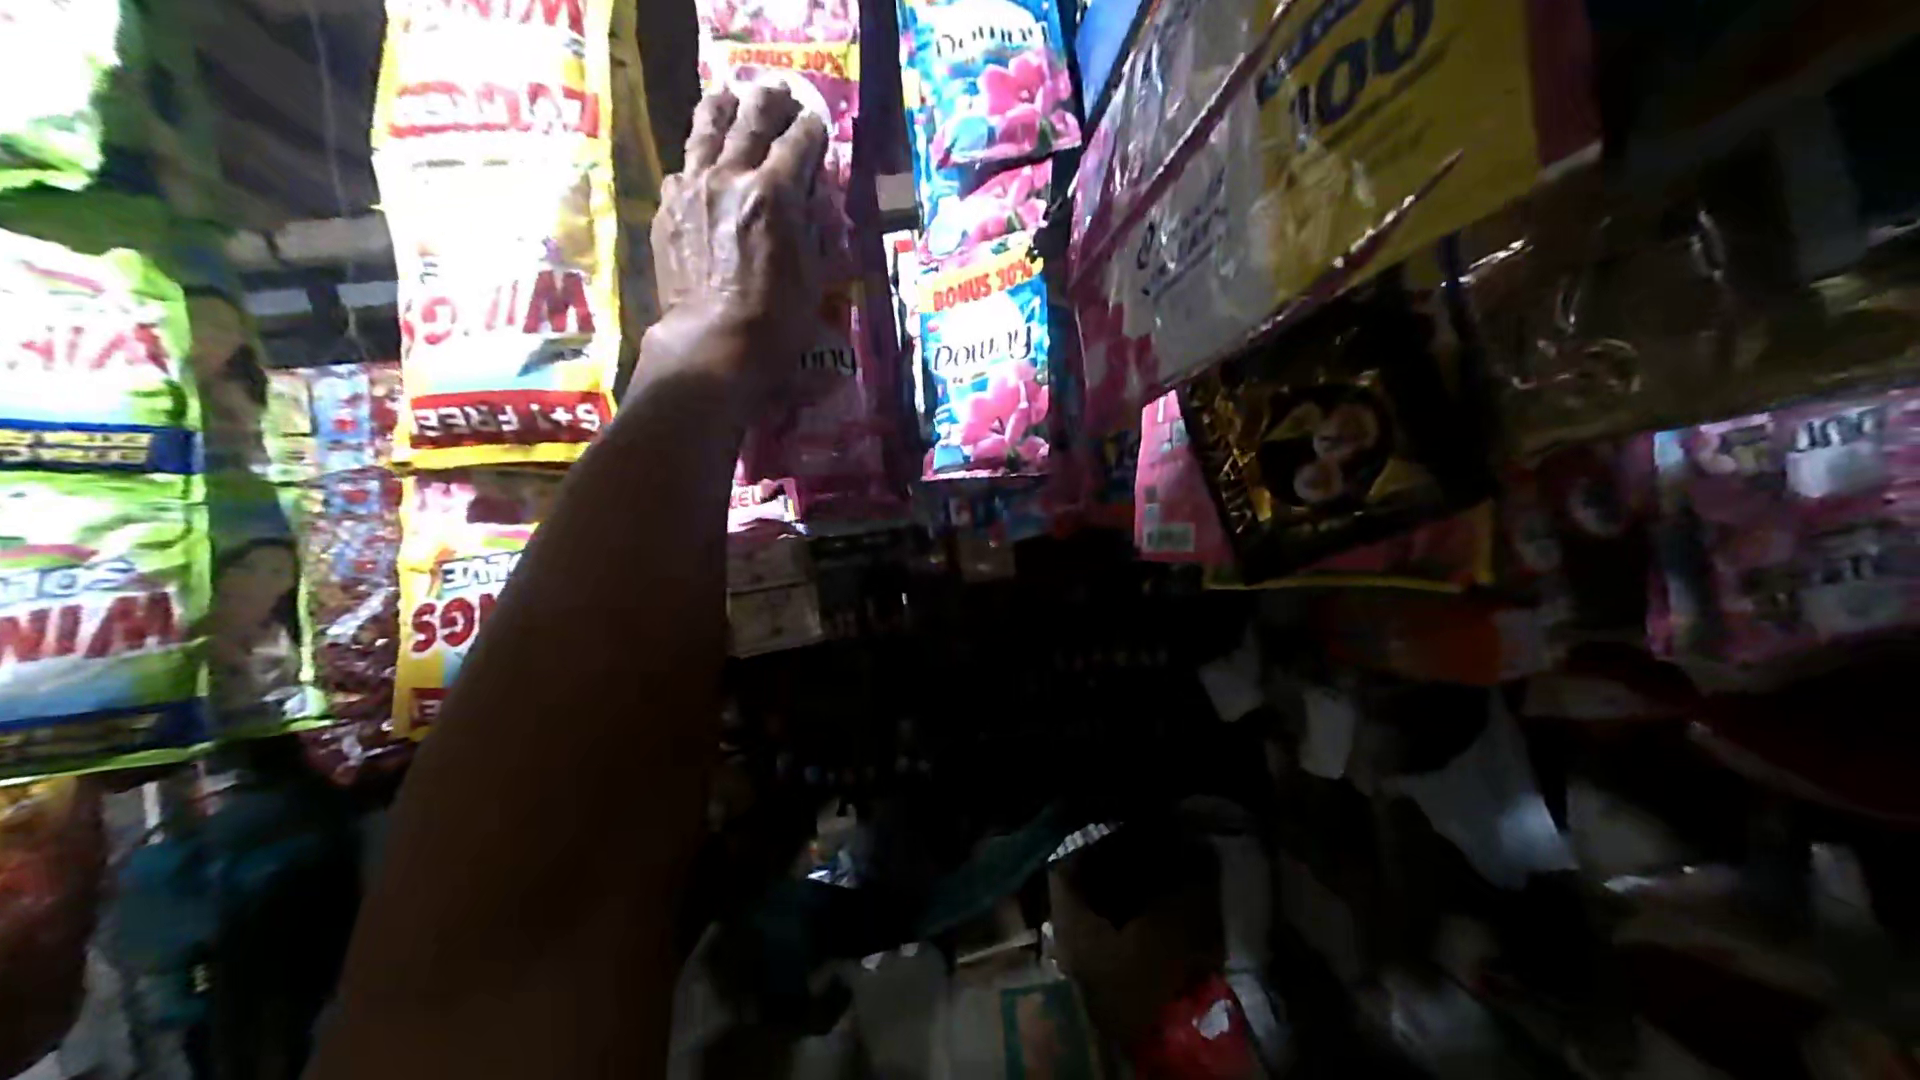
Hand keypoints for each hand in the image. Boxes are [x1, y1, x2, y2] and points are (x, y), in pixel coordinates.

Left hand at [646, 86, 830, 414]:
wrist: (714, 342)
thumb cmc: (777, 319)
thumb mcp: (813, 276)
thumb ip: (814, 229)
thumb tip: (815, 202)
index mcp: (775, 194)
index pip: (799, 143)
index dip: (812, 129)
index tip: (817, 122)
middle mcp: (731, 177)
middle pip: (752, 121)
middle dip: (771, 104)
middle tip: (780, 95)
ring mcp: (692, 187)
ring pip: (707, 128)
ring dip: (724, 108)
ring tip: (730, 97)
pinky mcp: (668, 207)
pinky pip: (684, 168)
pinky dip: (698, 159)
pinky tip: (703, 164)